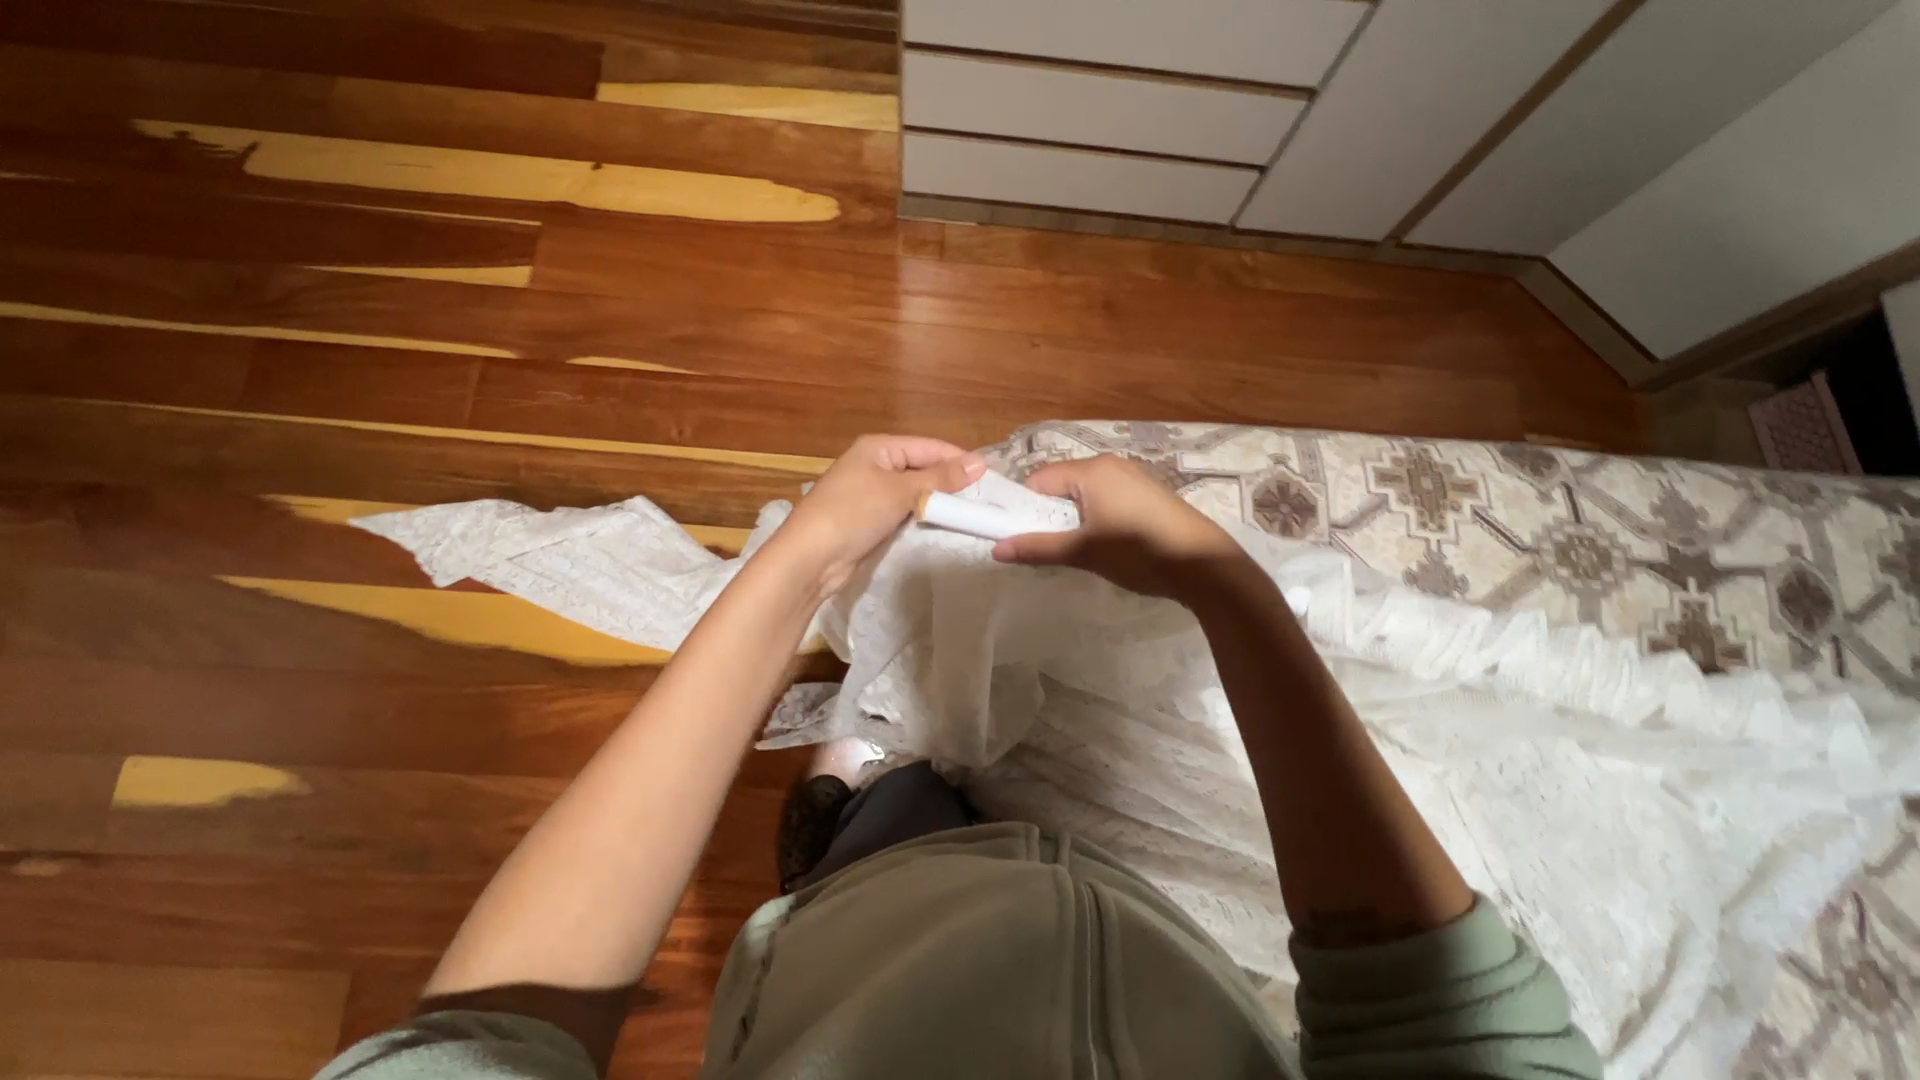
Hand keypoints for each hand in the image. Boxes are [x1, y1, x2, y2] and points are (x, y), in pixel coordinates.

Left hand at [775, 434, 985, 594]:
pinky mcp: (872, 521)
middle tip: (987, 499)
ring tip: (973, 513)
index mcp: (878, 448)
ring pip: (916, 493)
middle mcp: (875, 466)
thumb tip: (980, 462)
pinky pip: (906, 513)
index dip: (959, 460)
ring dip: (939, 502)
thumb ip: (940, 478)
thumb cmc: (852, 513)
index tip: (991, 477)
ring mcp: (872, 494)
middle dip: (951, 482)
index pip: (929, 446)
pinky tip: (946, 527)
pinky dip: (925, 518)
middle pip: (923, 468)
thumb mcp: (899, 491)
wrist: (810, 559)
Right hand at [991, 455, 1244, 599]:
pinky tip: (1108, 545)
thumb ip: (1038, 548)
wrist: (1204, 565)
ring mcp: (1134, 476)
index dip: (1023, 507)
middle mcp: (1110, 464)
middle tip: (1048, 546)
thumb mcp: (1083, 553)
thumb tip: (996, 550)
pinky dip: (1097, 517)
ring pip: (1086, 493)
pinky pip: (1108, 498)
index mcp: (1091, 470)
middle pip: (1062, 484)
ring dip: (1074, 518)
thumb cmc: (1137, 552)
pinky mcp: (1149, 493)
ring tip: (1078, 550)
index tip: (1019, 535)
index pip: (1039, 480)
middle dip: (1049, 513)